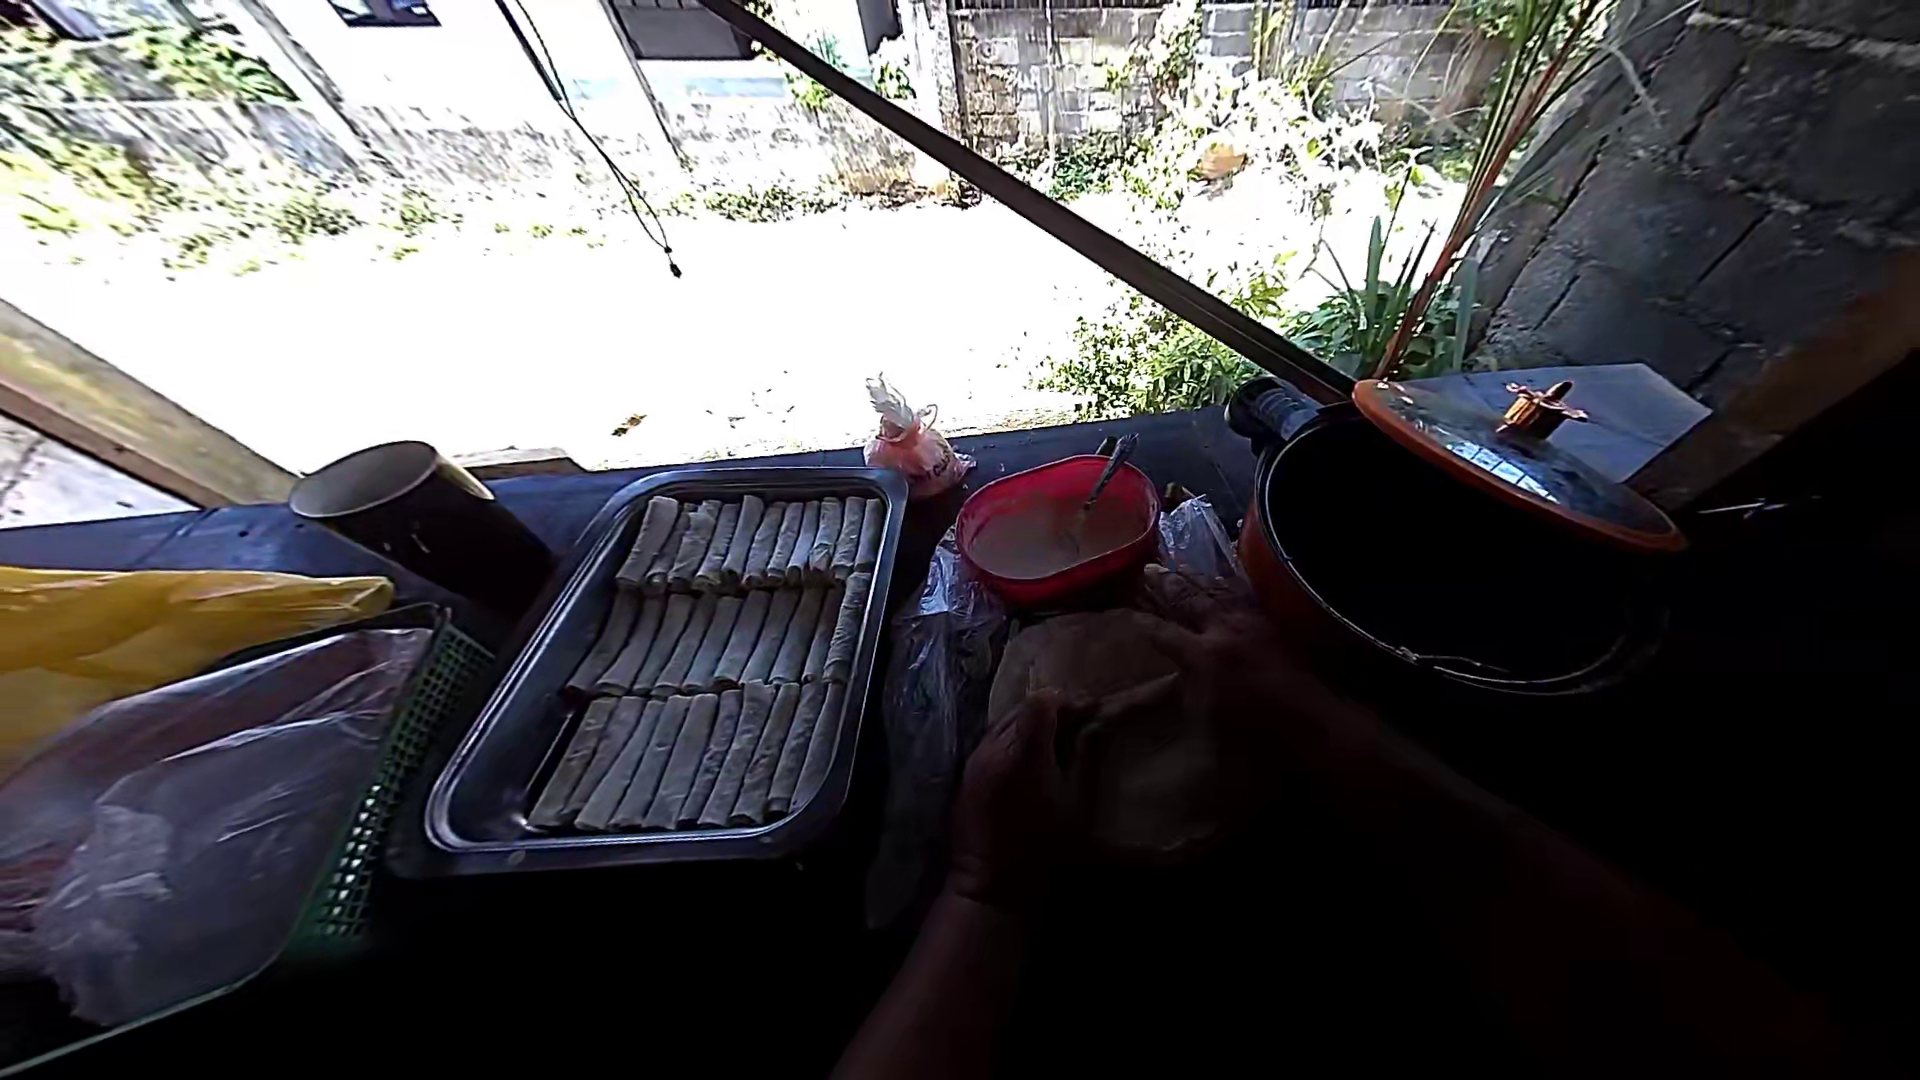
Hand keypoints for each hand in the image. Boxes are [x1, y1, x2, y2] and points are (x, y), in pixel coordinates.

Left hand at [946, 690, 1074, 910]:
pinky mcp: (968, 769)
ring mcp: (977, 757)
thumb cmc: (1044, 852)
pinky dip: (1015, 734)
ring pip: (1006, 720)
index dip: (1066, 699)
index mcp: (1024, 755)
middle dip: (1052, 706)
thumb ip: (1083, 759)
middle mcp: (994, 748)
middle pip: (1022, 707)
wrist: (992, 886)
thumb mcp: (1076, 805)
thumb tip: (1092, 728)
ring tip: (1057, 731)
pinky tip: (1031, 749)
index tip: (1087, 707)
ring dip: (1031, 719)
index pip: (1040, 703)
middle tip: (1079, 715)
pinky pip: (994, 737)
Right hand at [1135, 581, 1366, 766]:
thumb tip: (1180, 670)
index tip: (1129, 615)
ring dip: (1195, 578)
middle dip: (1165, 584)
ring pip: (1217, 591)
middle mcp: (1225, 630)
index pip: (1162, 632)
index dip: (1143, 623)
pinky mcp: (1273, 627)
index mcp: (1204, 656)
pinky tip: (1222, 583)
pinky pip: (1243, 597)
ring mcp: (1252, 624)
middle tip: (1147, 570)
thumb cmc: (1259, 739)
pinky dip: (1227, 586)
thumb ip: (1189, 687)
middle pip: (1188, 598)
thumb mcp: (1208, 720)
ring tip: (1178, 567)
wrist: (1322, 733)